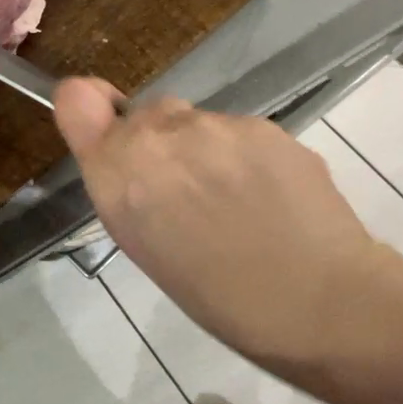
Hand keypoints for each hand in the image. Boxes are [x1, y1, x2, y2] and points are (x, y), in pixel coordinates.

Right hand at [53, 78, 402, 366]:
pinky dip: (252, 157)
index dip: (93, 107)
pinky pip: (242, 132)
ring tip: (244, 203)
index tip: (111, 129)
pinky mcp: (261, 124)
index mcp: (113, 172)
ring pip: (197, 123)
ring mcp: (209, 125)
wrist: (328, 305)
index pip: (75, 97)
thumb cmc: (220, 296)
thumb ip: (124, 184)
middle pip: (144, 116)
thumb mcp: (143, 243)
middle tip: (193, 193)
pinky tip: (277, 199)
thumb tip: (132, 161)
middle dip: (162, 143)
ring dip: (209, 151)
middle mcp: (151, 135)